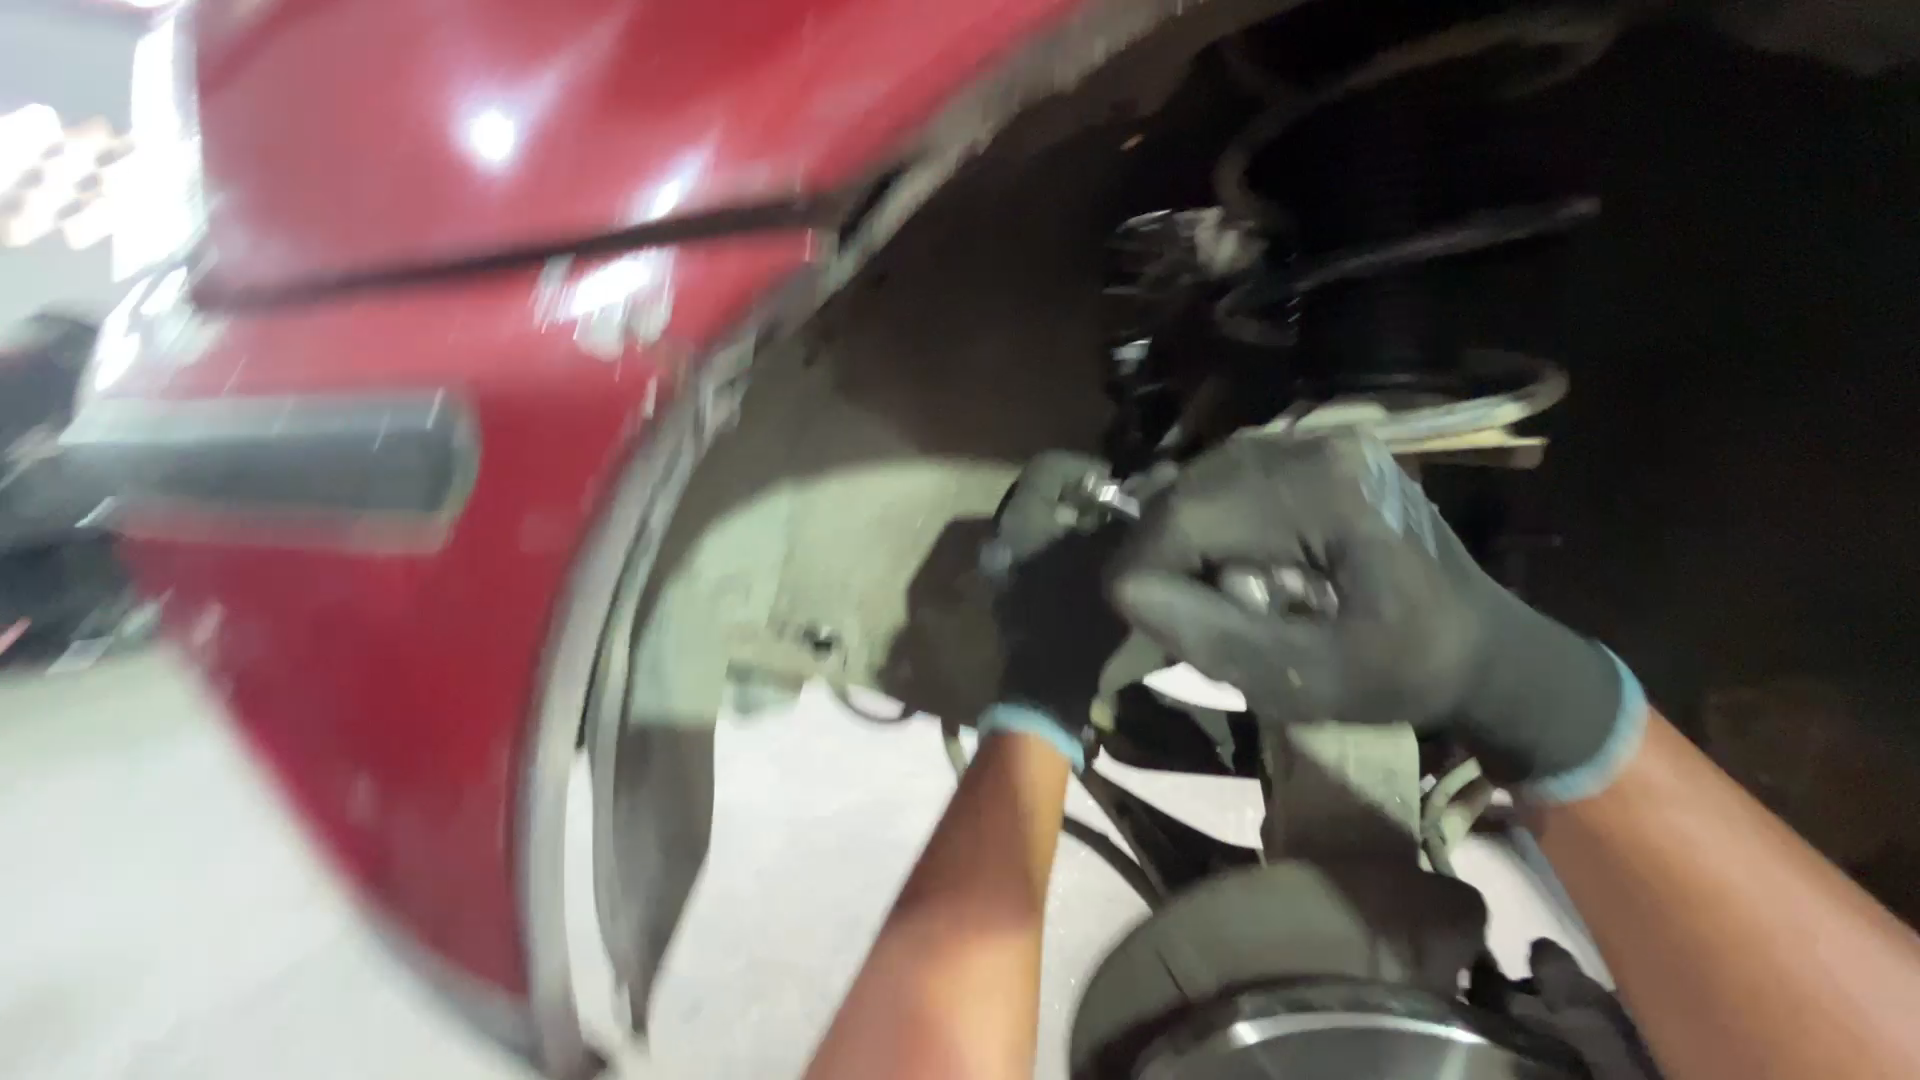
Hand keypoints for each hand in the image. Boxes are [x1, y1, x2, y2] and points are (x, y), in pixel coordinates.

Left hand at [980, 452, 1129, 751]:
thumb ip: (1146, 517)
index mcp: (1023, 523)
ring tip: (1125, 551)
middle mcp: (1005, 539)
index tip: (1125, 491)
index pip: (1050, 466)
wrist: (1049, 696)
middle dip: (1093, 505)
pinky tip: (1106, 579)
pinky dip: (1072, 560)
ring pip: (1048, 532)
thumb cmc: (1088, 627)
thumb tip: (1164, 474)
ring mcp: (1004, 570)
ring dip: (1084, 534)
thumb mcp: (1128, 566)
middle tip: (1131, 521)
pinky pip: (1043, 560)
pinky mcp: (1011, 598)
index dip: (1091, 469)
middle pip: (1050, 499)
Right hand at [1107, 433, 1626, 789]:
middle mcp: (1316, 445)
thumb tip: (1123, 589)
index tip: (1136, 619)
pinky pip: (1225, 479)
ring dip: (1186, 540)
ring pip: (1198, 480)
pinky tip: (1239, 564)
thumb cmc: (1404, 673)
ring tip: (1223, 592)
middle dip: (1165, 555)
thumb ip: (1208, 635)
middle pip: (1188, 489)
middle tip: (1183, 613)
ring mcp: (1316, 441)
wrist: (1485, 645)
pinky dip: (1210, 524)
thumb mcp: (1305, 680)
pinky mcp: (1313, 451)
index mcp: (1326, 492)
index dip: (1144, 566)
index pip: (1189, 514)